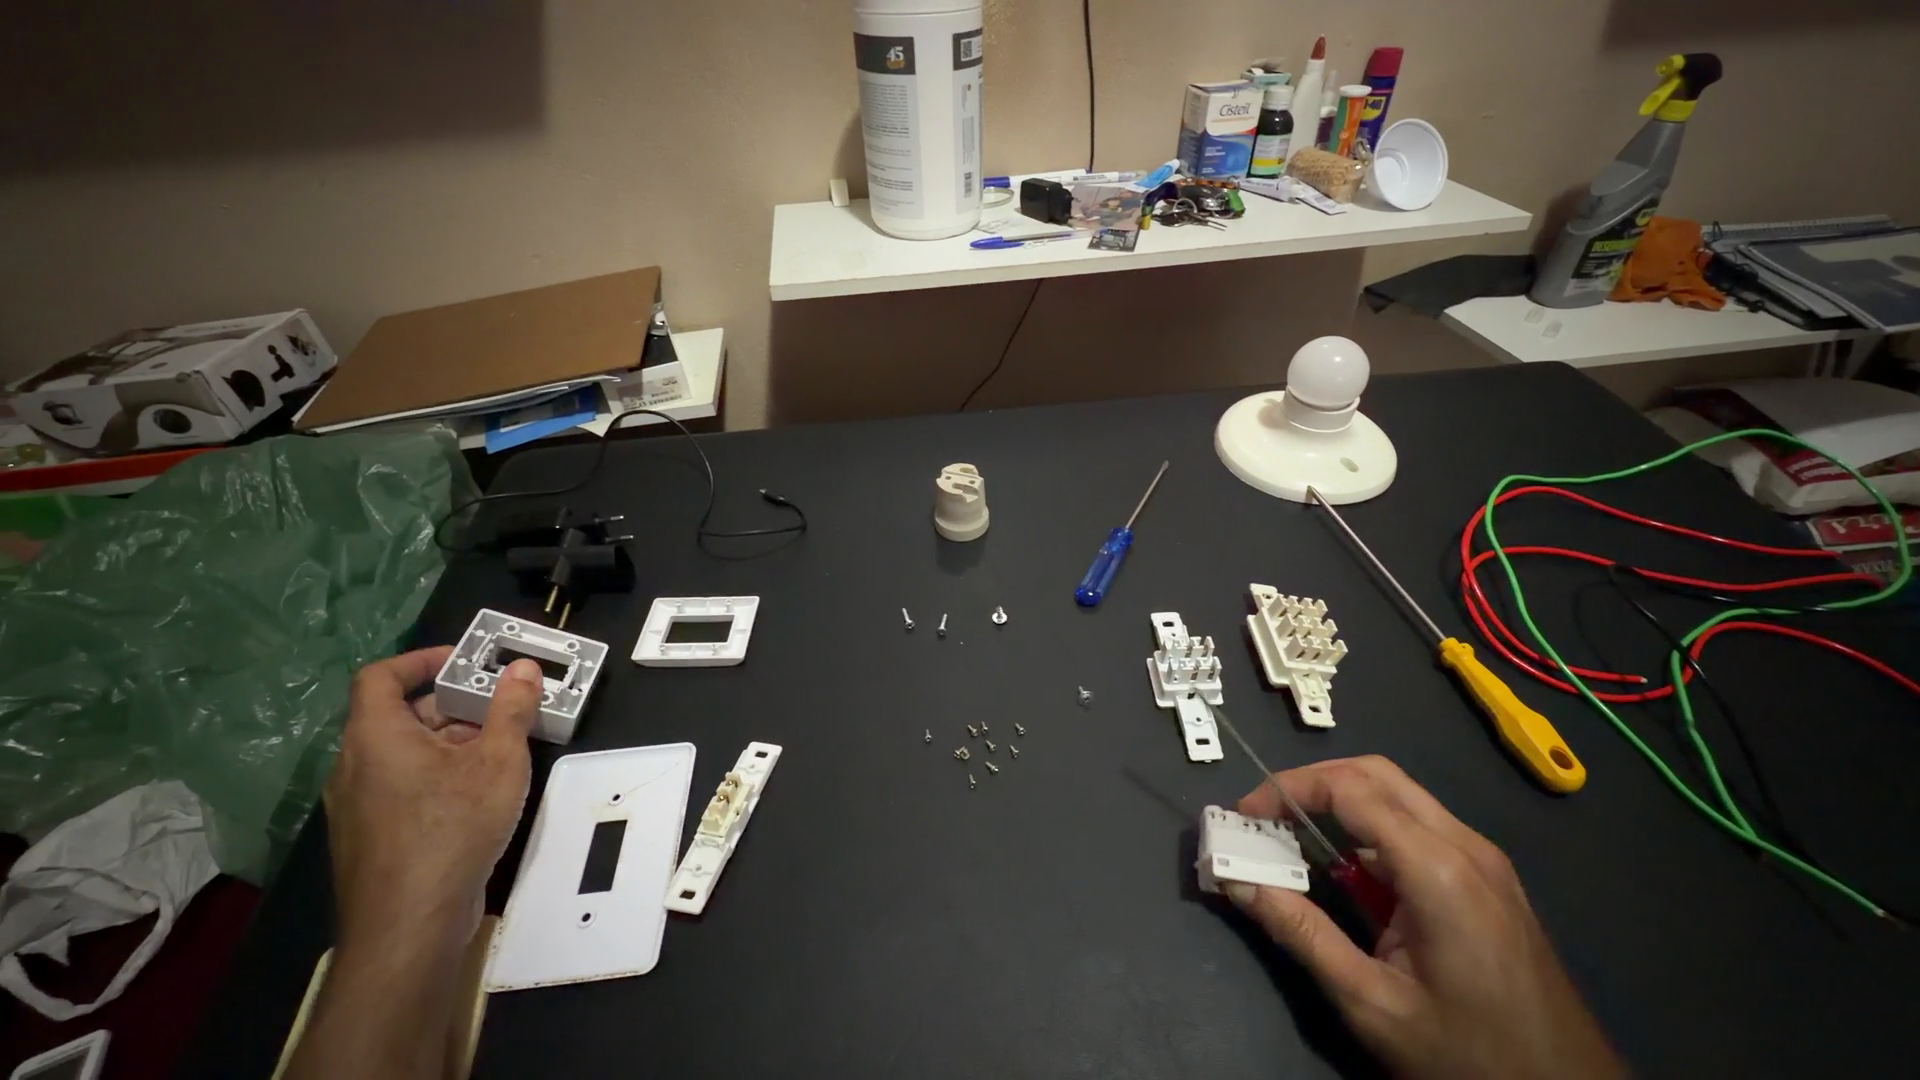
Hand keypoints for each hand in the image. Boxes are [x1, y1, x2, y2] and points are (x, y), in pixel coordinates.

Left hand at [323, 647, 541, 955]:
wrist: (408, 924)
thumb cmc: (452, 828)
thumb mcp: (498, 762)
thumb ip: (512, 710)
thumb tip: (524, 668)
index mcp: (376, 736)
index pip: (380, 676)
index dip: (421, 660)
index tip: (464, 661)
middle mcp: (355, 765)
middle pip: (397, 715)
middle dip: (451, 705)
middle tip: (499, 709)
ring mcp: (357, 805)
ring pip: (402, 753)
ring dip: (448, 742)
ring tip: (497, 752)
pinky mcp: (369, 836)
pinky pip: (400, 786)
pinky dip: (436, 775)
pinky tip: (477, 796)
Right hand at [1229, 756, 1624, 1079]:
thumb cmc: (1468, 1055)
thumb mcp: (1371, 1002)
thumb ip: (1302, 933)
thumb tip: (1237, 882)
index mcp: (1437, 869)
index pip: (1350, 789)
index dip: (1288, 789)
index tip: (1245, 815)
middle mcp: (1465, 846)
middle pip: (1375, 774)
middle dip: (1311, 783)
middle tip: (1265, 814)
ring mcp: (1483, 860)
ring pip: (1398, 796)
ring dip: (1340, 802)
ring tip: (1293, 837)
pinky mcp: (1487, 878)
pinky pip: (1419, 826)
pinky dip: (1370, 829)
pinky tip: (1346, 870)